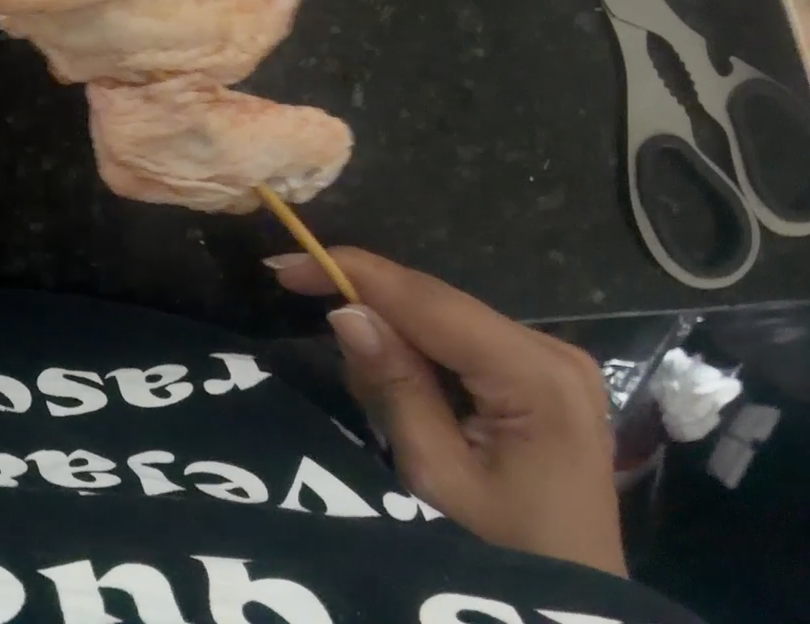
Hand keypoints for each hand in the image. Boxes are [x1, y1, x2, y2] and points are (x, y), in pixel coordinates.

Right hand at [267, 247, 625, 576]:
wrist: (572, 597)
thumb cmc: (501, 546)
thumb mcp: (433, 472)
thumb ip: (393, 386)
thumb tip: (346, 313)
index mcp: (532, 374)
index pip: (425, 299)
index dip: (350, 271)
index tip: (284, 266)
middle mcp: (548, 351)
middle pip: (433, 299)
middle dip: (361, 292)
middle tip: (292, 293)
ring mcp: (548, 360)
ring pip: (439, 313)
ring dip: (384, 322)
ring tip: (360, 380)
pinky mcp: (537, 373)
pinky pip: (456, 335)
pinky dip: (410, 341)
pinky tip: (389, 372)